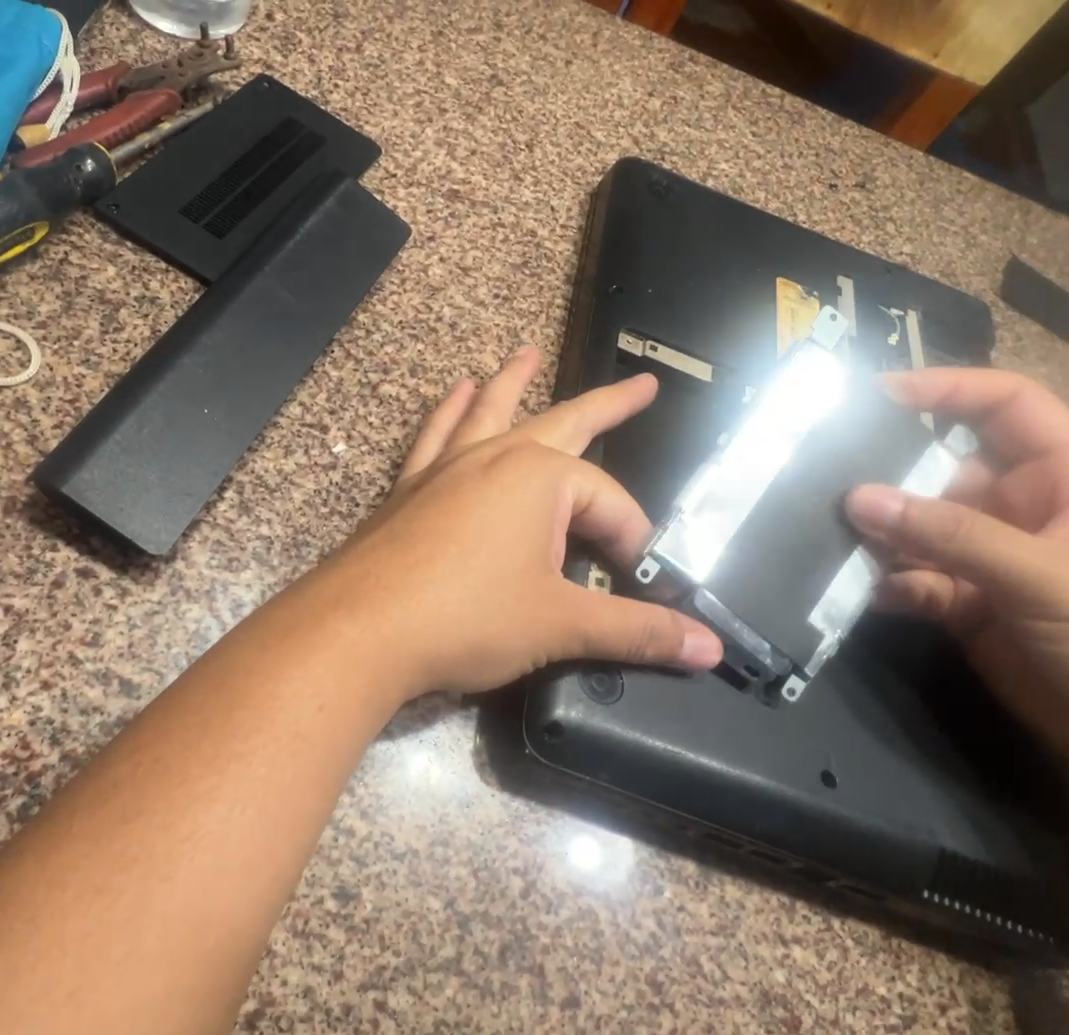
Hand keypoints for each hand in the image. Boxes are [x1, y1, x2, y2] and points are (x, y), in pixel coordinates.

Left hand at [294, 347, 721, 699]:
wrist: (359, 630)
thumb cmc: (465, 618)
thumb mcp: (560, 624)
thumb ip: (635, 631)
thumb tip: (710, 647)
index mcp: (540, 478)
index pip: (610, 506)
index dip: (631, 546)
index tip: (637, 587)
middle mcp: (494, 457)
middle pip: (563, 423)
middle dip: (607, 406)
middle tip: (642, 384)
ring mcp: (445, 469)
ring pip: (488, 413)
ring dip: (512, 383)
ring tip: (526, 352)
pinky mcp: (409, 490)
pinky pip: (435, 437)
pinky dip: (448, 413)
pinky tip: (452, 393)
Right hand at [844, 368, 1068, 804]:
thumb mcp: (1054, 580)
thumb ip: (953, 538)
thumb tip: (857, 498)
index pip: (1009, 408)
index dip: (947, 391)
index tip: (874, 396)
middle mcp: (1025, 512)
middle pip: (943, 471)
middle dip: (889, 475)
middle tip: (823, 480)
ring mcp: (993, 563)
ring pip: (917, 529)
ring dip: (877, 534)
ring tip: (828, 538)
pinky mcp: (968, 609)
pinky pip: (911, 581)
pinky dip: (885, 584)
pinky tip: (867, 593)